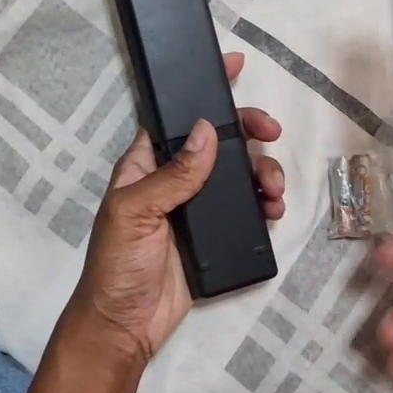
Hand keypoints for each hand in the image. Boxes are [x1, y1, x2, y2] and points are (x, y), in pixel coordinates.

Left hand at [63, 52, 285, 365]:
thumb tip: (208, 131)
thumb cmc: (118, 264)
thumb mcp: (136, 212)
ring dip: (263, 172)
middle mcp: (175, 180)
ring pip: (239, 174)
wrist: (126, 327)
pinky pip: (247, 210)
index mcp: (147, 164)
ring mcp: (198, 208)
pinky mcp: (216, 236)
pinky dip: (265, 204)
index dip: (203, 90)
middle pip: (219, 141)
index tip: (234, 66)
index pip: (178, 118)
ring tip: (273, 189)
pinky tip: (273, 210)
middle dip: (248, 132)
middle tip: (272, 133)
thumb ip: (173, 174)